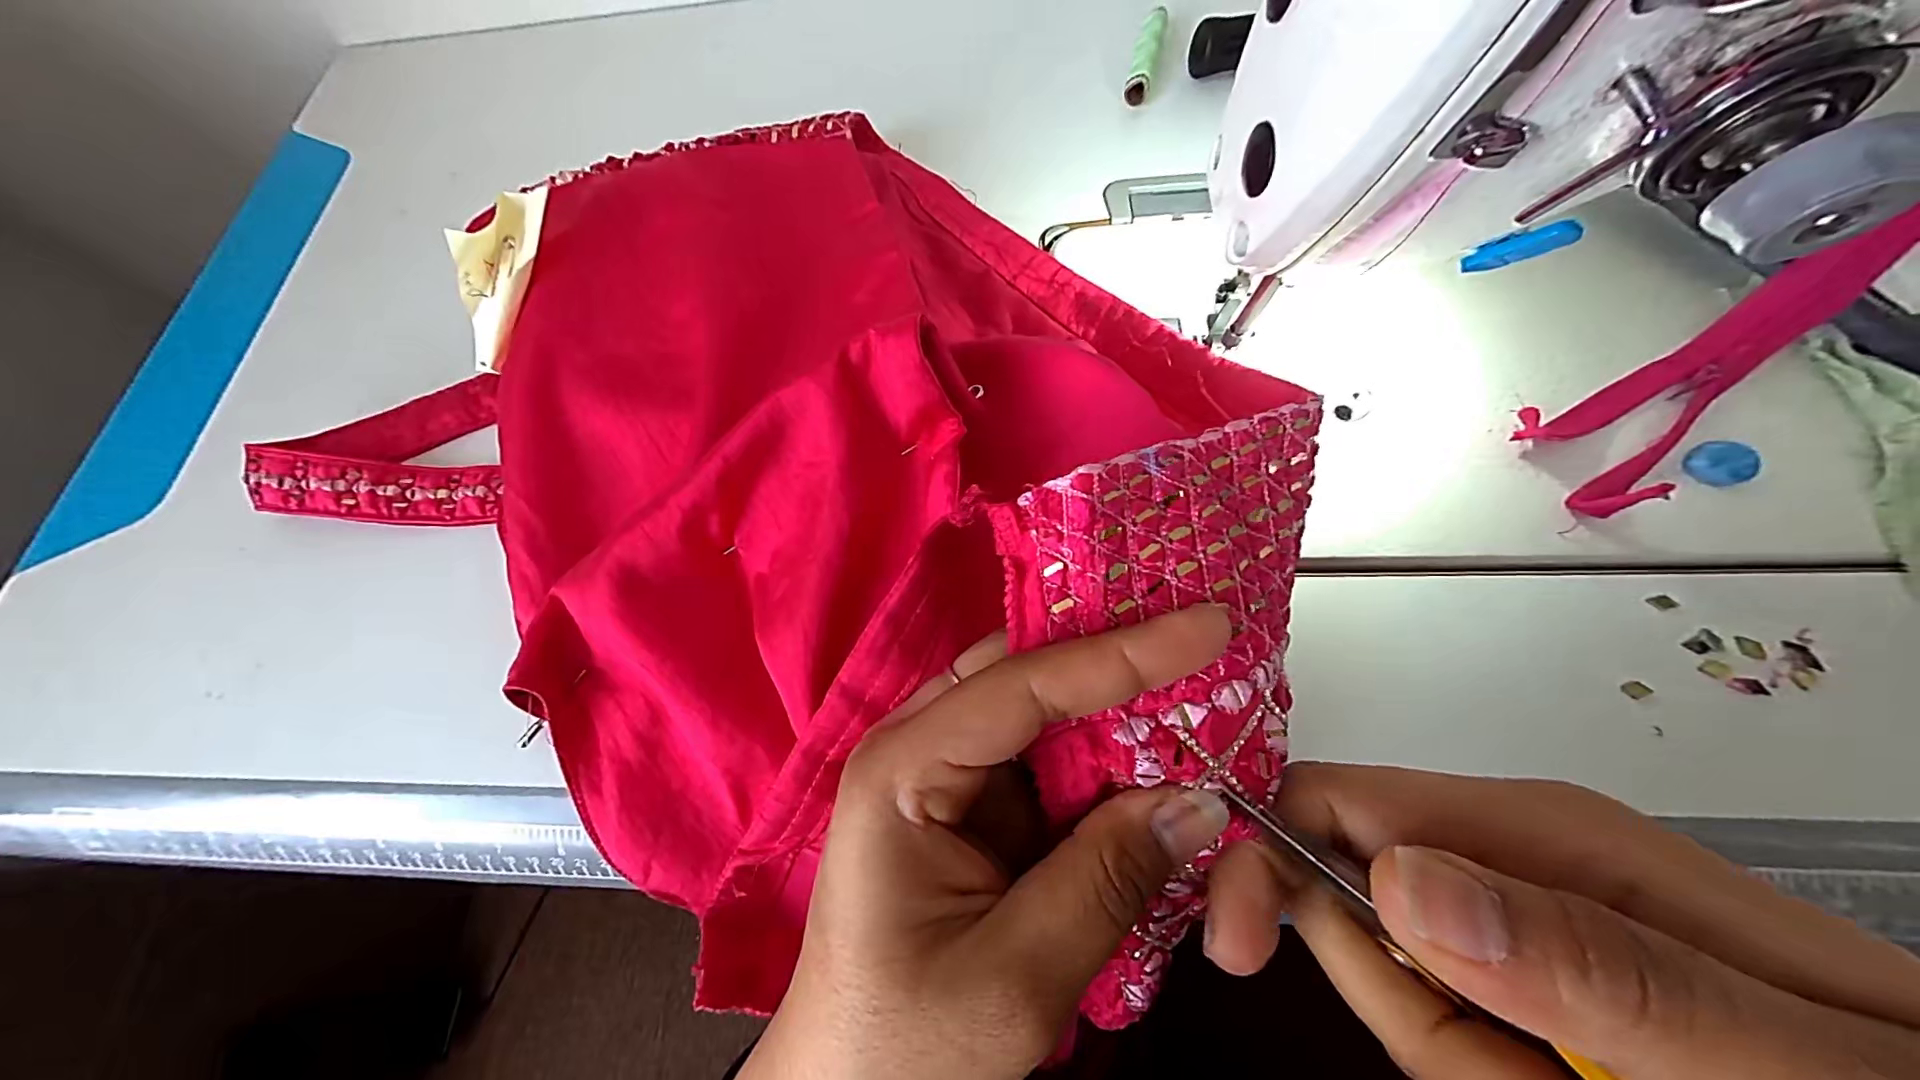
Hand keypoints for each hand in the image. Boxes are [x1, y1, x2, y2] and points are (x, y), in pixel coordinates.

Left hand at [739, 606, 1235, 1079]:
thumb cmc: (903, 1046)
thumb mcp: (1015, 975)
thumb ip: (1107, 878)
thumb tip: (1197, 799)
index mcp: (902, 771)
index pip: (1021, 685)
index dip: (1118, 652)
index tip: (1202, 626)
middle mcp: (918, 752)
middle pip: (1025, 676)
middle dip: (1114, 660)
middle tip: (1203, 644)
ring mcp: (946, 778)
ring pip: (1042, 714)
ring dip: (1116, 710)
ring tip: (1196, 697)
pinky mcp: (974, 809)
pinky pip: (1048, 762)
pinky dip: (1104, 761)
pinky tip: (1155, 762)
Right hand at [1203, 764, 1919, 1078]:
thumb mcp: (1794, 1058)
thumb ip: (1596, 963)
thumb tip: (1399, 880)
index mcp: (1536, 832)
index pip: (1332, 799)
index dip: (1262, 851)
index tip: (1232, 938)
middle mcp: (1500, 859)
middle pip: (1341, 886)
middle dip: (1351, 969)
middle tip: (1468, 1063)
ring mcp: (1503, 923)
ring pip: (1384, 967)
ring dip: (1442, 1046)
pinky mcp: (1508, 981)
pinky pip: (1433, 1017)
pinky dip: (1462, 1062)